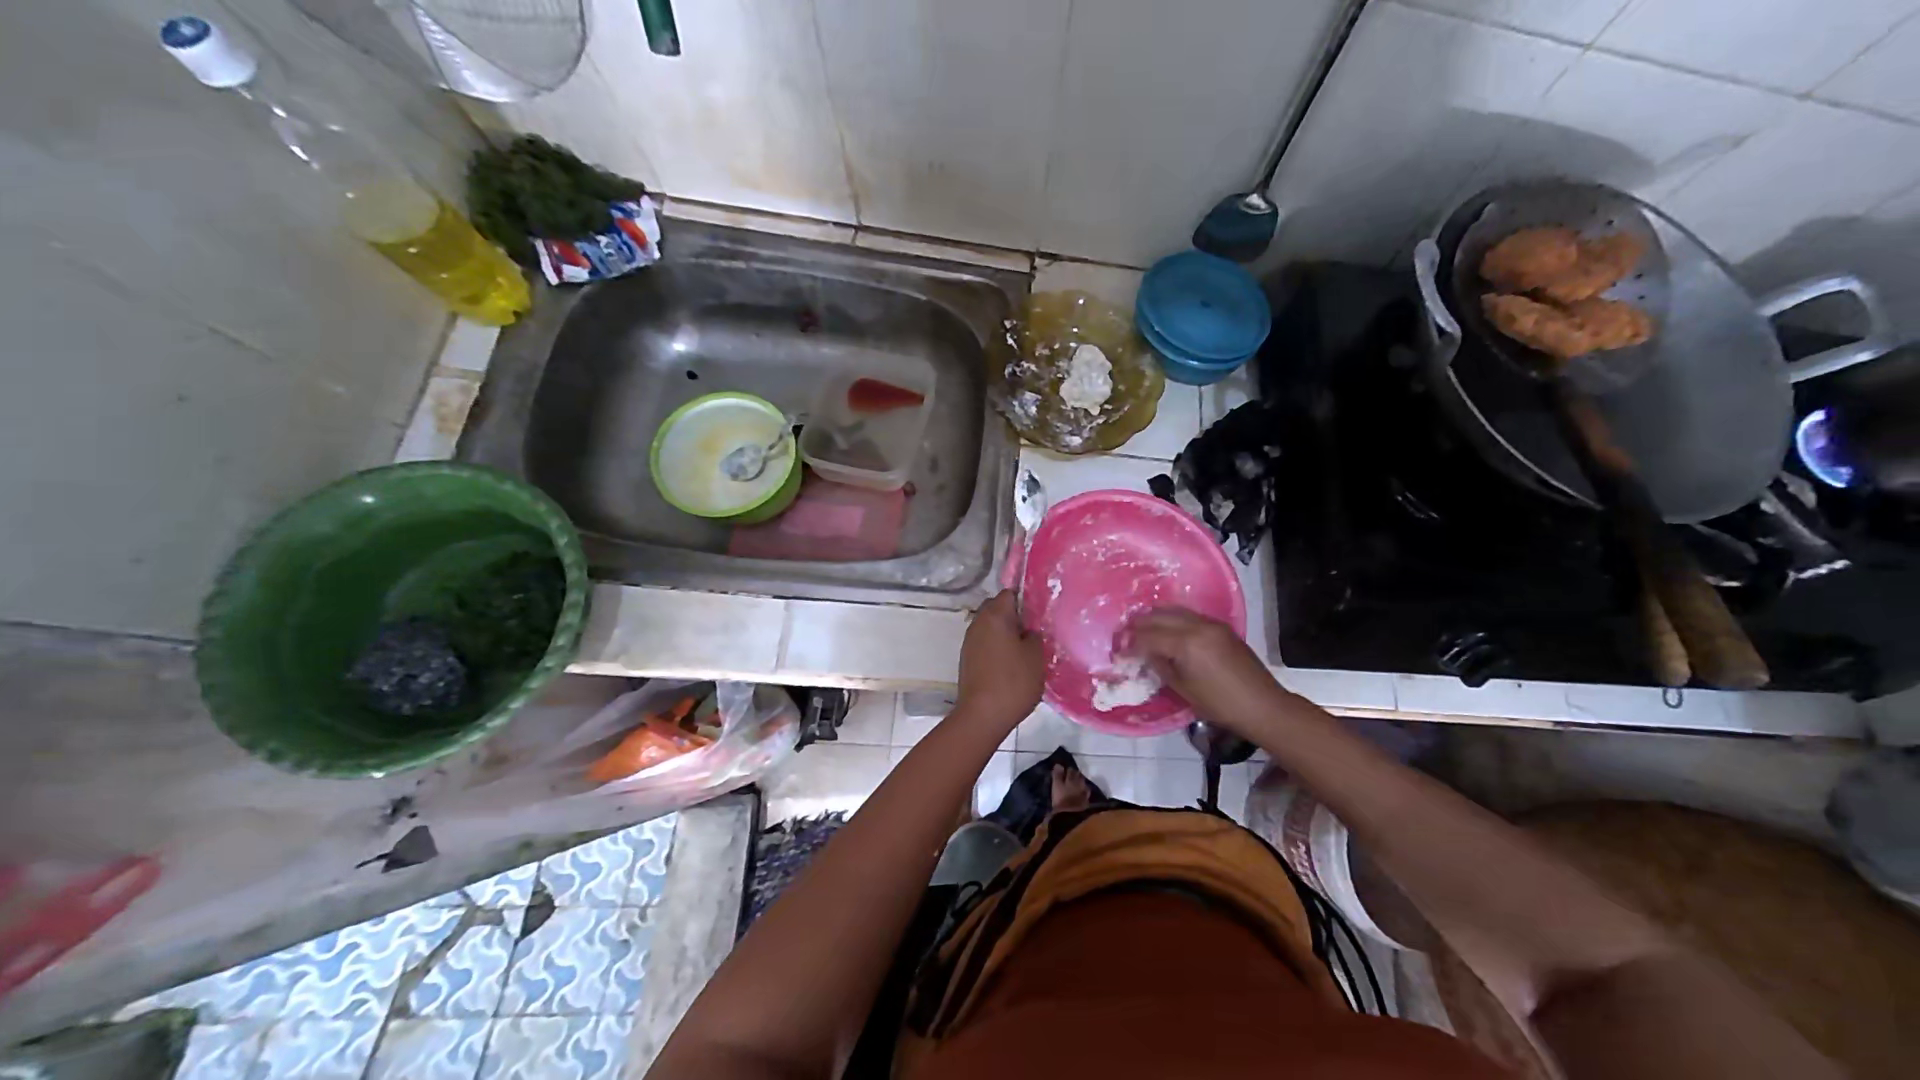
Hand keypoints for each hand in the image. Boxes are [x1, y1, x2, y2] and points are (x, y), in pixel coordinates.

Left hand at [956, 592, 1043, 726]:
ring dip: (1005, 634)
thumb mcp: (1036, 656)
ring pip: (990, 627)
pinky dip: (996, 648)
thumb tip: (1026, 630)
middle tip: (1034, 632)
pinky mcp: (967, 659)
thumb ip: (1034, 635)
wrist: (982, 715)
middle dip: (1014, 616)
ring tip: (1024, 650)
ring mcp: (969, 641)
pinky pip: (985, 643)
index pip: (1009, 593)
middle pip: (997, 608)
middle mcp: (978, 623)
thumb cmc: (1013, 681)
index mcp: (995, 615)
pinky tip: (1010, 664)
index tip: (1039, 613)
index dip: (1025, 599)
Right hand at [1125, 609, 1289, 736]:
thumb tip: (1144, 654)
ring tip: (1142, 633)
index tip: (1118, 653)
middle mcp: (1197, 625)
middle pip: (1157, 616)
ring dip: (1154, 619)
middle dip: (1137, 626)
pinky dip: (1172, 620)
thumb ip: (1159, 665)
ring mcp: (1210, 623)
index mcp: (1186, 643)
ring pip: (1173, 611)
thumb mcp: (1182, 688)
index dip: (1129, 644)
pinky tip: (1166, 634)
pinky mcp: (1220, 627)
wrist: (1263, 705)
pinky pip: (1188, 616)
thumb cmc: (1220, 704)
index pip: (1147, 636)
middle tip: (1125, 640)